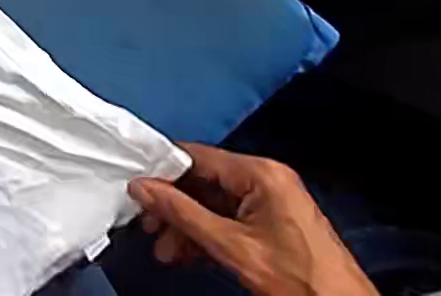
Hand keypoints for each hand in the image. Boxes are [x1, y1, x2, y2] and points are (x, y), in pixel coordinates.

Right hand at [128, 143, 377, 295]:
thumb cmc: (304, 286)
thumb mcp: (235, 249)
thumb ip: (183, 214)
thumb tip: (141, 188)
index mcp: (260, 173)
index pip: (195, 156)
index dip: (163, 172)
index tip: (137, 189)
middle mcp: (266, 178)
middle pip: (203, 181)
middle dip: (174, 207)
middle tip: (150, 227)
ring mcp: (273, 201)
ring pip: (213, 203)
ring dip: (188, 226)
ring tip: (168, 251)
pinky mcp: (276, 224)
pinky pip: (230, 218)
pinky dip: (208, 235)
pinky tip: (189, 254)